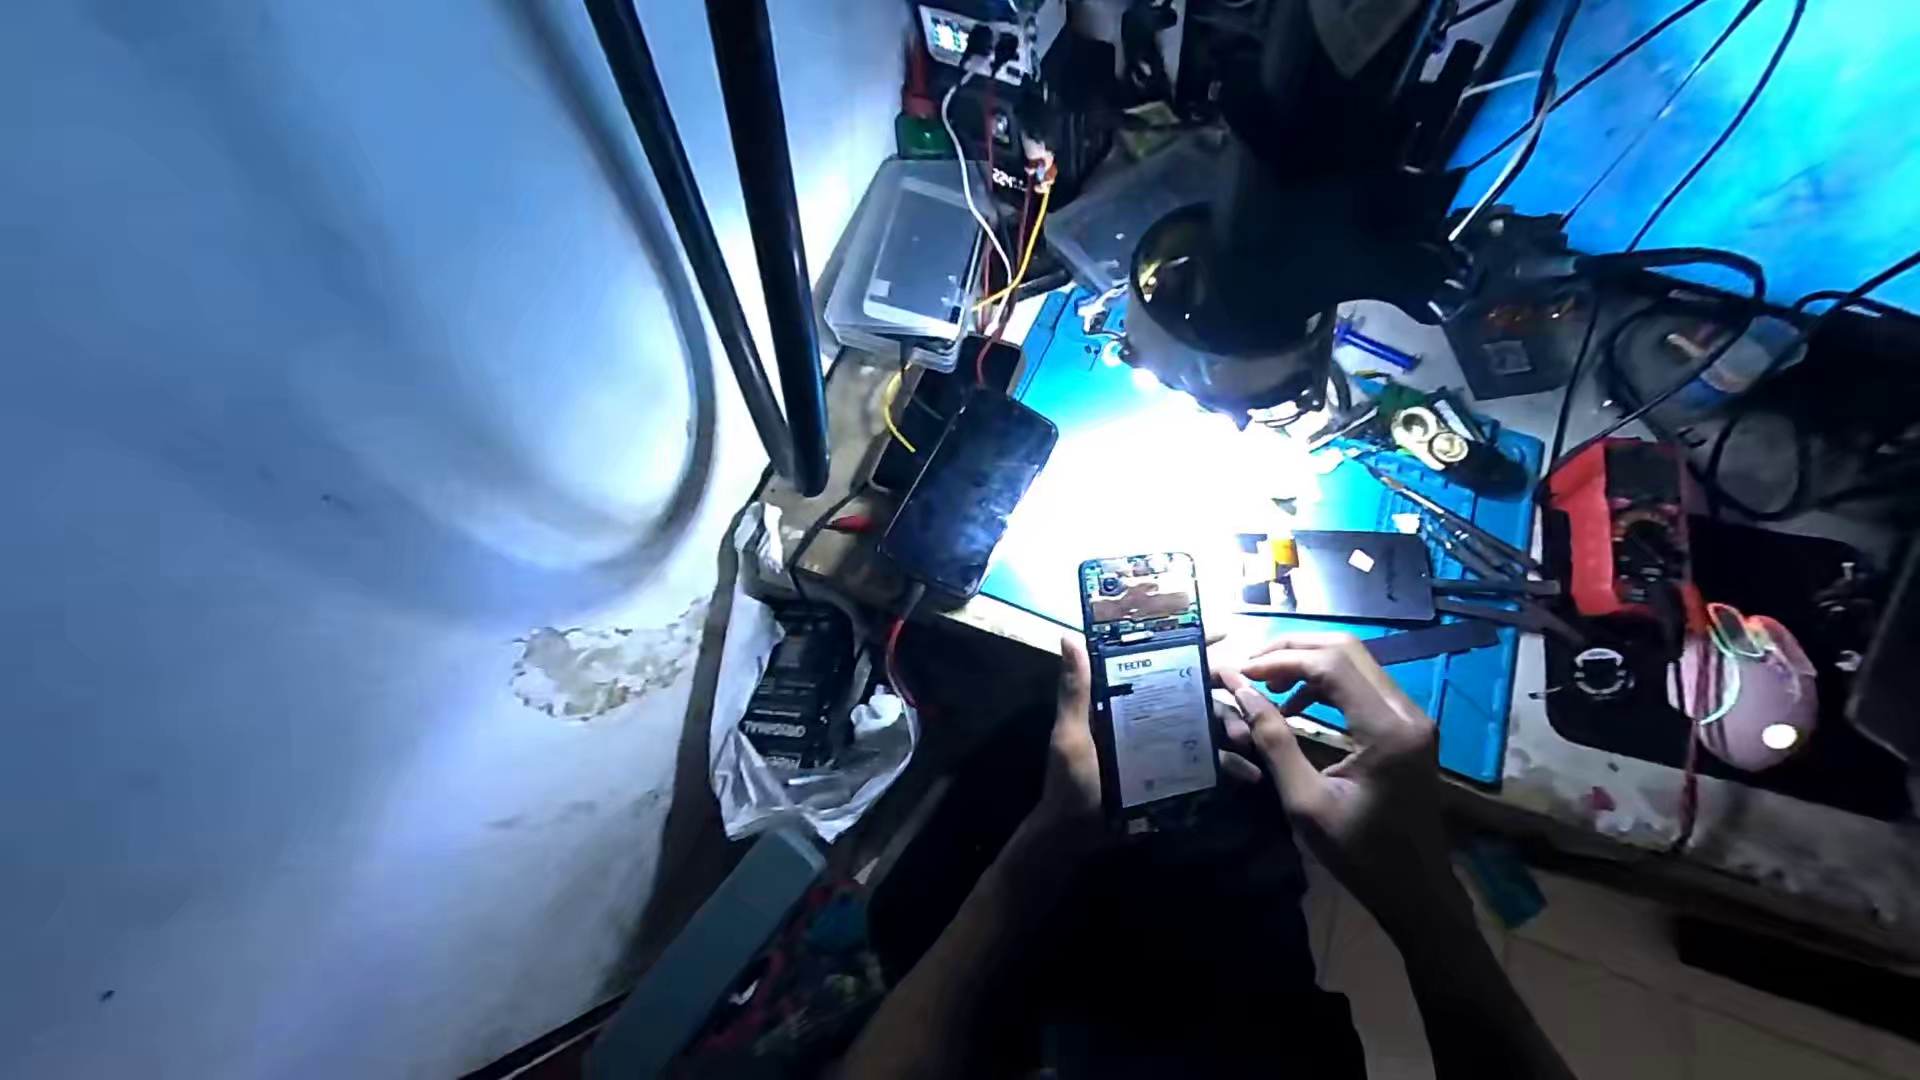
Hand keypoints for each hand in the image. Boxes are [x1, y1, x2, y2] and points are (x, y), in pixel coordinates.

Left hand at [1035, 634, 1263, 837]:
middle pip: (1187, 690)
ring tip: (1248, 739)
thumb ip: (1075, 691)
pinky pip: (1206, 761)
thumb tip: (1070, 637)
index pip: (1152, 660)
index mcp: (1117, 696)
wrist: (1078, 836)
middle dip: (1219, 690)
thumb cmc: (1070, 780)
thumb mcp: (1070, 734)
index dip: (1183, 645)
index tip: (1219, 634)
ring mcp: (1159, 741)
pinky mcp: (1171, 769)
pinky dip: (1228, 765)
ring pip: (1203, 723)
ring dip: (1229, 726)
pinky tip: (1249, 773)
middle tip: (1247, 697)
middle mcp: (1142, 712)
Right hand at [1220, 633, 1460, 931]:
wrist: (1419, 893)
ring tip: (1264, 683)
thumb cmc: (1360, 853)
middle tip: (1250, 669)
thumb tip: (1237, 689)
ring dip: (1304, 662)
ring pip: (1352, 660)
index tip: (1239, 674)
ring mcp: (1411, 717)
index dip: (1278, 661)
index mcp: (1387, 731)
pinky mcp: (1406, 725)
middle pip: (1344, 649)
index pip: (1329, 665)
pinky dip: (1321, 681)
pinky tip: (1292, 703)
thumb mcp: (1303, 799)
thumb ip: (1271, 738)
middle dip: (1290, 650)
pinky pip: (1359, 681)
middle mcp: (1407, 713)